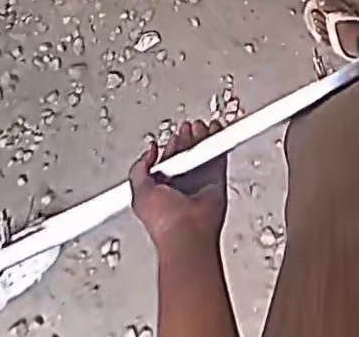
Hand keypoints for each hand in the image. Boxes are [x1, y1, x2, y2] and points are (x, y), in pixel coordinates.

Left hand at [129, 119, 228, 254]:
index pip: (167, 160)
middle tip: (189, 127)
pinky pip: (218, 155)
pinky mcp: (216, 179)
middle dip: (187, 137)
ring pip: (202, 152)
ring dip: (202, 137)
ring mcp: (199, 181)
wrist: (187, 232)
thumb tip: (149, 151)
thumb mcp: (140, 192)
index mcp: (162, 187)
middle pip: (186, 152)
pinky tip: (215, 131)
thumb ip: (140, 169)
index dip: (170, 146)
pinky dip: (218, 141)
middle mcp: (181, 184)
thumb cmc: (163, 221)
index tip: (174, 134)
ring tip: (200, 126)